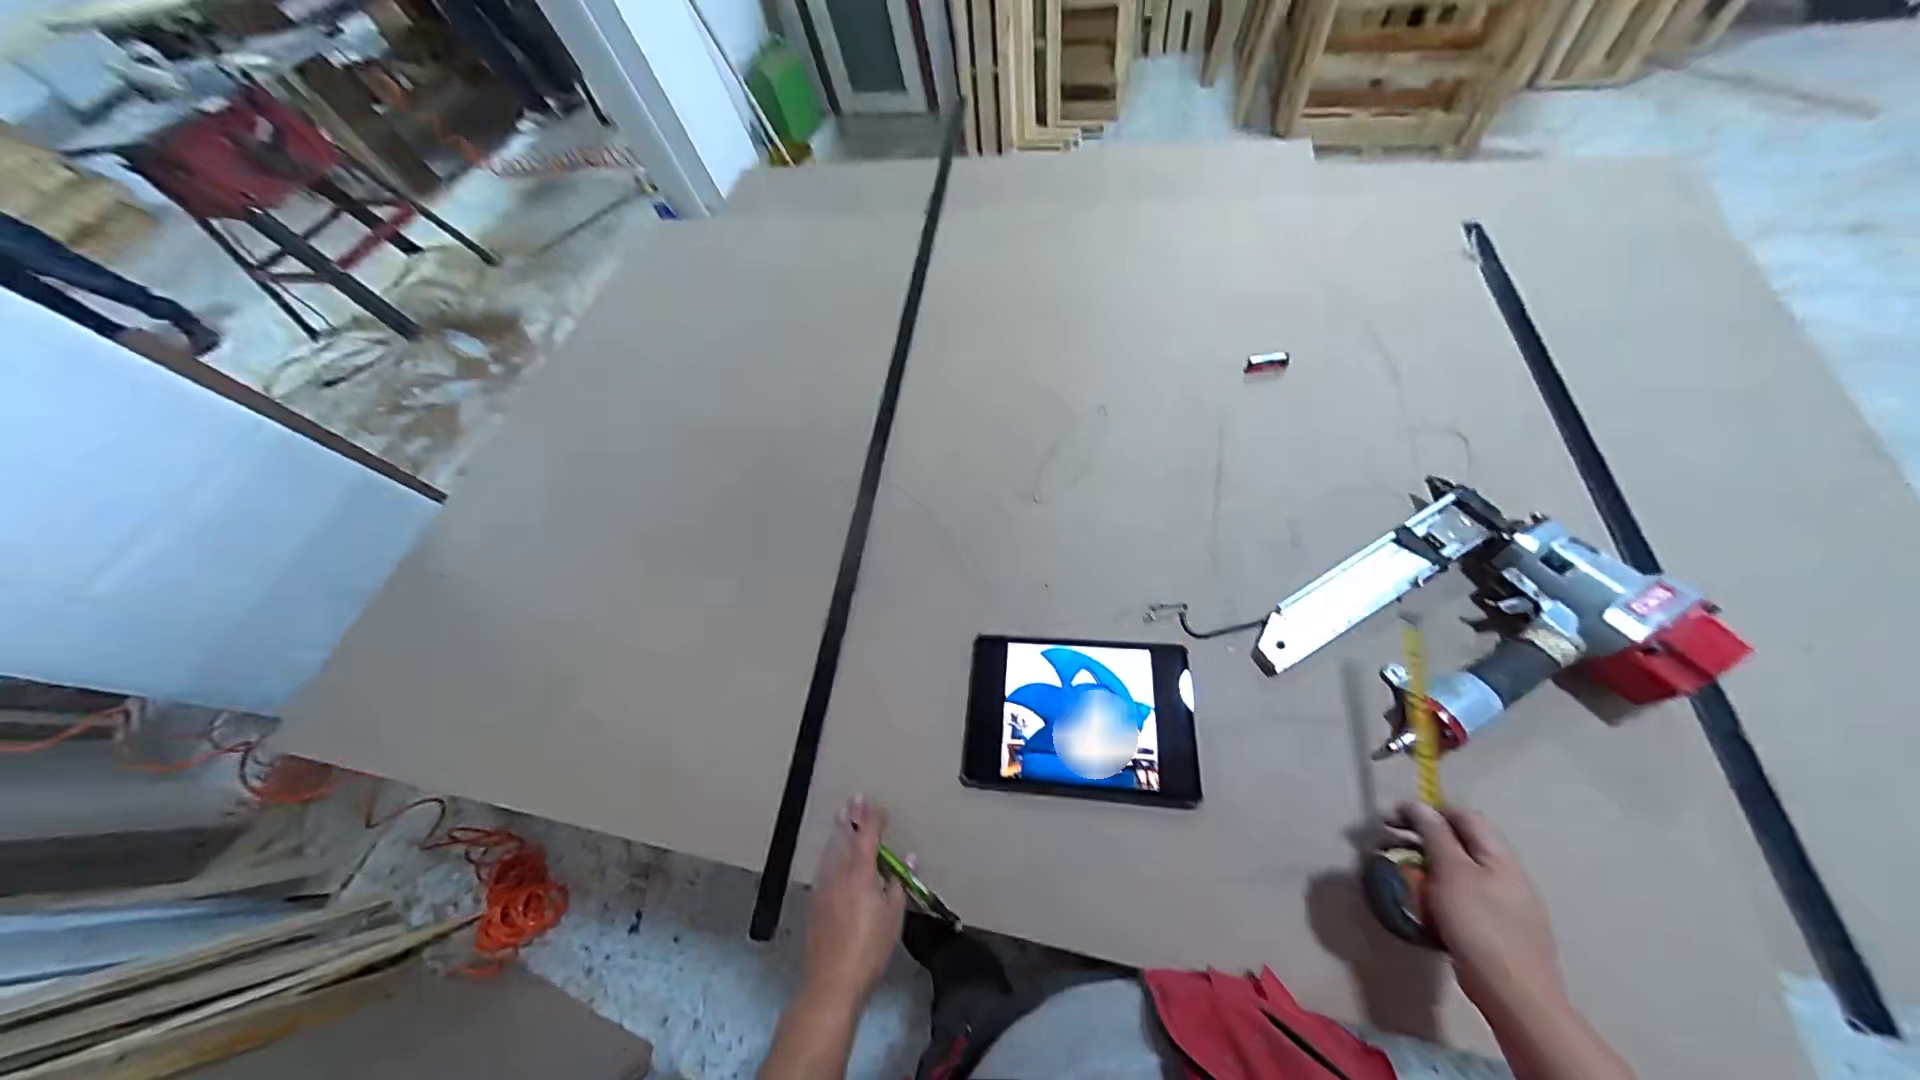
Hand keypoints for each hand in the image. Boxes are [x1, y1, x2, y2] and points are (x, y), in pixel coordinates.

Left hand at [801, 795, 906, 1005]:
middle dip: (851, 818)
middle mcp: (839, 873)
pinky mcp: (815, 901)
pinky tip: (832, 853)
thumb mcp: (893, 917)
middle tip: (854, 800)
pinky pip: (824, 865)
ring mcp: (823, 886)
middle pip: (844, 838)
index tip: (877, 806)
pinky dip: (831, 851)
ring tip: (842, 817)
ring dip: (839, 831)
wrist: (831, 982)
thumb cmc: (869, 949)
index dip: (873, 819)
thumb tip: (907, 860)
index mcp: (860, 873)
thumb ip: (897, 884)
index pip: (868, 836)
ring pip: (831, 850)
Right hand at [1396, 802, 1563, 1009]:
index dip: (1428, 811)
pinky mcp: (1502, 927)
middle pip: (1464, 841)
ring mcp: (1510, 903)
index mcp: (1499, 856)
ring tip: (1409, 876)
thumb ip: (1435, 835)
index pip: (1463, 815)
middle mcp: (1510, 873)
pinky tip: (1433, 906)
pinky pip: (1469, 895)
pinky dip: (1446, 890)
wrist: (1514, 993)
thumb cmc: (1478, 925)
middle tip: (1395, 846)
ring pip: (1465, 868)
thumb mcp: (1451, 873)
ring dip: (1434, 864)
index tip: (1395, 820)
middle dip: (1427, 838)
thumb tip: (1419, 806)